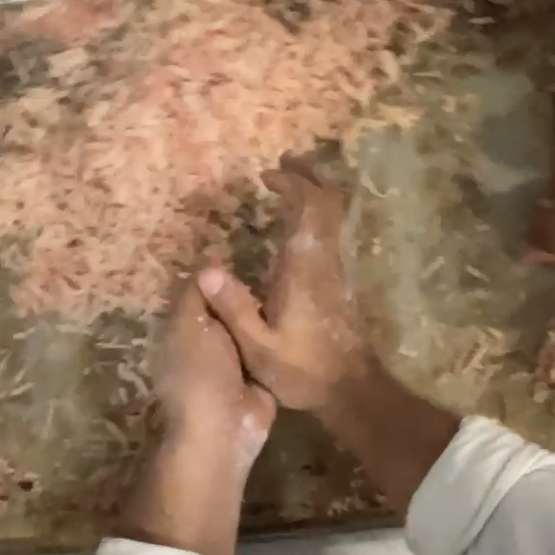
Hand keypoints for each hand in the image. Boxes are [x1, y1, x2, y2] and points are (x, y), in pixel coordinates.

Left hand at [119, 281, 275, 554]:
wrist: (223, 428)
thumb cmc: (199, 373)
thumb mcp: (190, 324)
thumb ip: (196, 294)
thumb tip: (208, 267)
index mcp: (180, 331)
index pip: (199, 294)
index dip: (217, 277)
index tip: (241, 254)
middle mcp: (205, 345)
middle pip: (228, 308)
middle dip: (246, 294)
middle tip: (274, 267)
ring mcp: (234, 362)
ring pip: (251, 327)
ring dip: (266, 314)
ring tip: (291, 282)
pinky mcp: (260, 377)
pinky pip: (270, 349)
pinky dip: (281, 337)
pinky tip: (299, 314)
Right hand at [196, 154, 376, 412]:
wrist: (350, 390)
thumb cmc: (302, 371)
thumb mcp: (258, 347)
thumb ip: (233, 308)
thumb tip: (204, 270)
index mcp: (304, 267)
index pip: (308, 207)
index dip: (292, 183)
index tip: (269, 175)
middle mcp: (325, 261)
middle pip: (328, 202)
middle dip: (308, 176)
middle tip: (284, 164)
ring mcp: (337, 271)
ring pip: (334, 218)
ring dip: (314, 195)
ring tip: (289, 186)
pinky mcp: (339, 285)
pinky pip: (331, 236)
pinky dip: (315, 219)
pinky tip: (297, 230)